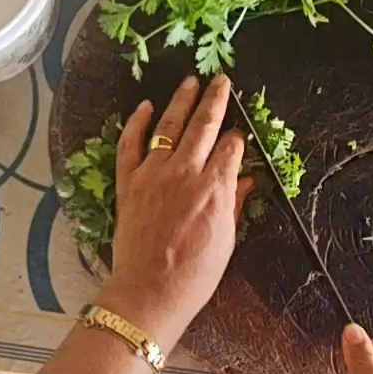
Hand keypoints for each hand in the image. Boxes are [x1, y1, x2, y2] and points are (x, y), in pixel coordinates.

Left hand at [98, 74, 254, 348]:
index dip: (237, 138)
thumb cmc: (194, 275)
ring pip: (168, 125)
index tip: (239, 134)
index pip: (230, 148)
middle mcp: (184, 173)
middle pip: (203, 125)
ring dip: (181, 101)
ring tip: (190, 82)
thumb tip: (244, 179)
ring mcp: (153, 174)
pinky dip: (136, 123)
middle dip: (215, 99)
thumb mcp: (226, 241)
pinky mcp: (128, 183)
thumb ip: (234, 204)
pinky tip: (144, 107)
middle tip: (221, 80)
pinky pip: (130, 144)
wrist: (148, 293)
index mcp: (214, 188)